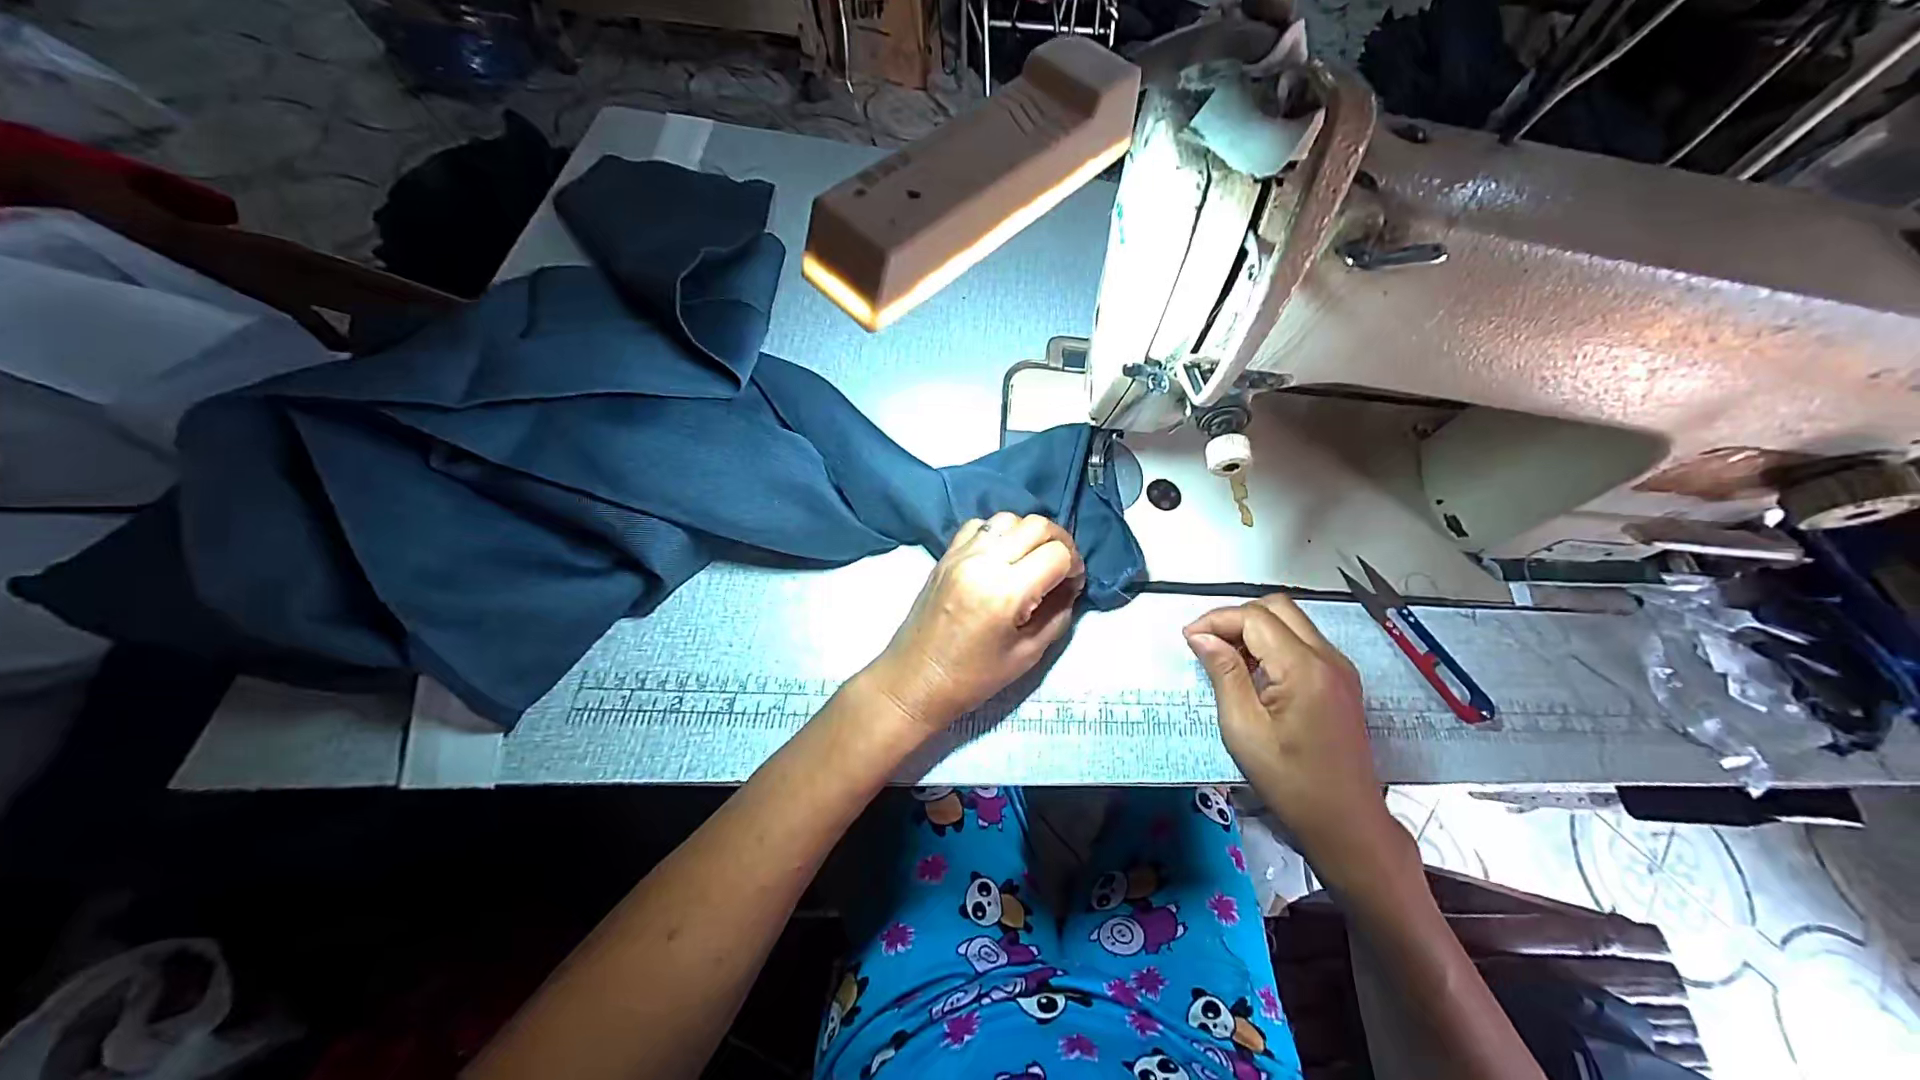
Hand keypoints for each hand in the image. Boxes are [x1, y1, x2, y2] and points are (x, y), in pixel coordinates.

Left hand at [864, 512, 1085, 731]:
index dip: (1074, 566)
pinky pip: (979, 526)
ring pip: (1008, 518)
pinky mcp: (945, 555)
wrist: (914, 680)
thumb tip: (1069, 588)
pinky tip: (1001, 558)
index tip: (1072, 586)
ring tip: (1031, 561)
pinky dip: (998, 533)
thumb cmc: (973, 678)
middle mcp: (982, 562)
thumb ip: (1057, 615)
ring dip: (1028, 534)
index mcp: (1005, 591)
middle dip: (1059, 542)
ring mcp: (960, 554)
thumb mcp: (1028, 655)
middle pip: (1036, 525)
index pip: (1057, 553)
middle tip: (1061, 569)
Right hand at [1184, 594, 1406, 885]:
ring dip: (1255, 628)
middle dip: (1236, 617)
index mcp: (1304, 669)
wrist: (1345, 821)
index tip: (1189, 639)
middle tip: (1207, 643)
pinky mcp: (1341, 681)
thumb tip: (1201, 637)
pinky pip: (1303, 642)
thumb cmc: (1289, 781)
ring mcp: (1340, 668)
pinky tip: (1254, 671)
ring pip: (1292, 621)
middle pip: (1277, 607)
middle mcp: (1329, 658)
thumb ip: (1224, 673)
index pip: (1255, 617)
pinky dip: (1273, 643)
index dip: (1216, 620)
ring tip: (1226, 657)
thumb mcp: (1243, 728)